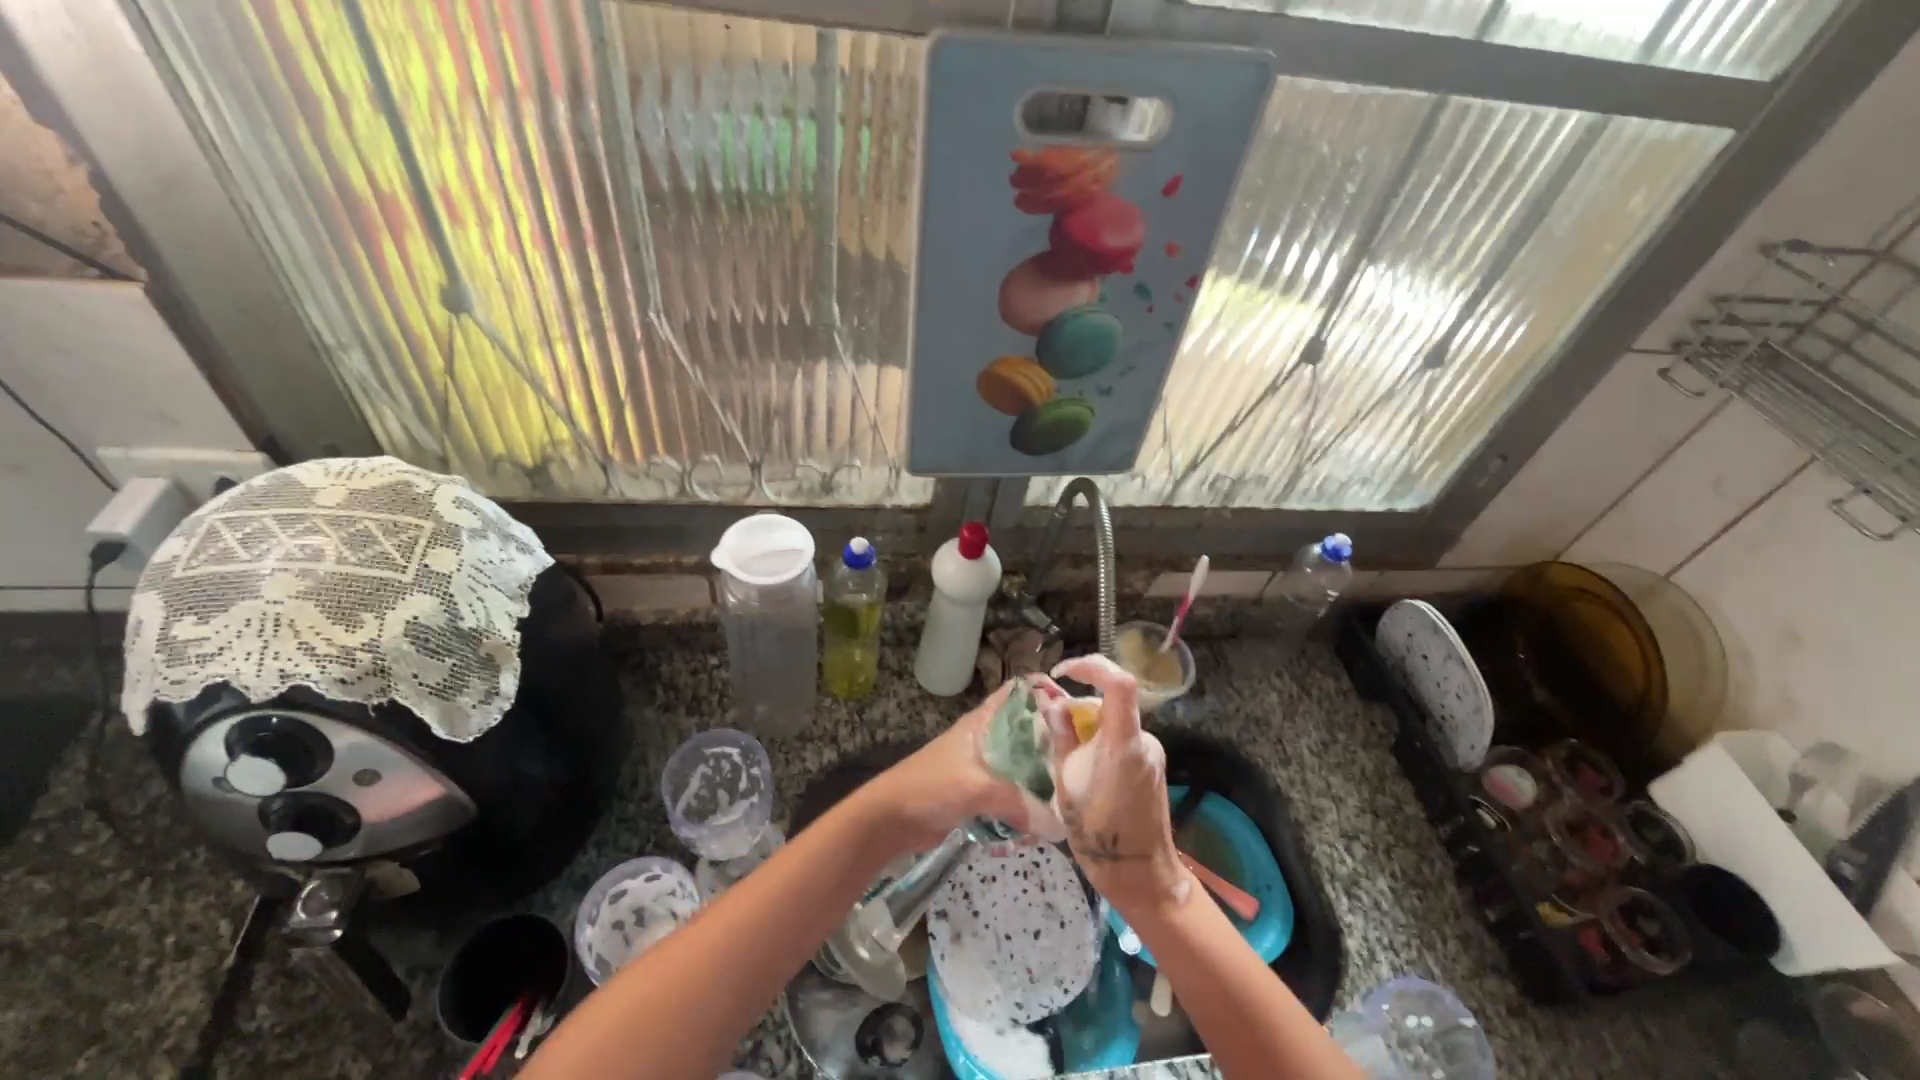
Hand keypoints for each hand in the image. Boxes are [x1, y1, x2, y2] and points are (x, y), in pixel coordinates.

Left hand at [855, 679, 1066, 854]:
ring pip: (1025, 771)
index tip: (1077, 711)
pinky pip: (1013, 799)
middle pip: (1031, 736)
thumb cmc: (929, 788)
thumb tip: (1056, 825)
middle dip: (1054, 751)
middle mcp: (989, 740)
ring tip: (1060, 809)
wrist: (889, 820)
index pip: (1020, 693)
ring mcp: (985, 769)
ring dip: (1040, 790)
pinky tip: (1033, 833)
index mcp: (985, 722)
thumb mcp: (975, 788)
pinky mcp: (980, 796)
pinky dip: (1024, 812)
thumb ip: (1017, 803)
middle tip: (1082, 768)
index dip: (1047, 693)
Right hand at [1049, 655, 1188, 916]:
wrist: (1138, 872)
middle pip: (1110, 704)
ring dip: (1087, 729)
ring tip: (1063, 755)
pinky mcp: (1152, 765)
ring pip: (1114, 724)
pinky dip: (1100, 743)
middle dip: (1078, 707)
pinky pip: (1122, 741)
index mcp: (1123, 742)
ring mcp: (1151, 753)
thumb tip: (1053, 704)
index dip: (1091, 666)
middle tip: (1050, 726)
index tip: (1063, 673)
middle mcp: (1144, 740)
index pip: (1119, 682)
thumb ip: (1061, 736)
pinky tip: (1082, 769)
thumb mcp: (1066, 781)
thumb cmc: (1097, 831)